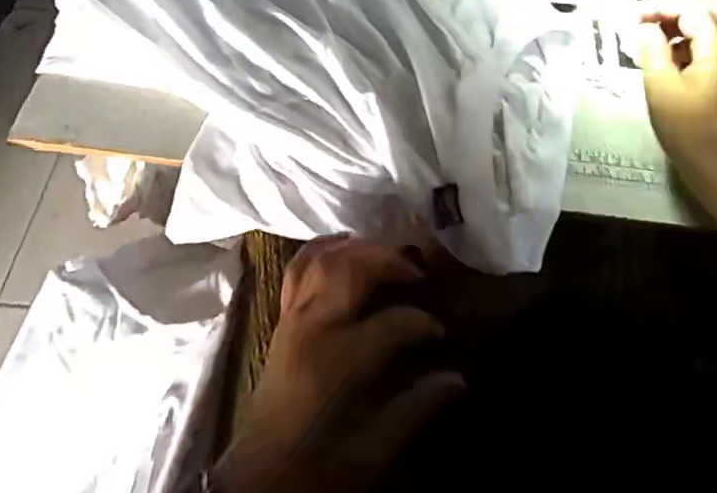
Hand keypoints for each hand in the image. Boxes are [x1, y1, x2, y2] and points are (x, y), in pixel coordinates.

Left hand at [211, 236, 464, 492]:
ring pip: (325, 258)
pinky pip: (299, 267)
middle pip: (353, 268)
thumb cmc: (318, 468)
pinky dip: (324, 249)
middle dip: (391, 261)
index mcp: (337, 362)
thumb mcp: (373, 451)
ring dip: (360, 249)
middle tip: (417, 272)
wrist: (257, 482)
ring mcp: (292, 319)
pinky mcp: (281, 319)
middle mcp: (312, 328)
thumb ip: (416, 408)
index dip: (423, 323)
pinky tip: (346, 246)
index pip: (392, 323)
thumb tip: (459, 379)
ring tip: (387, 254)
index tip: (440, 333)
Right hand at [632, 0, 716, 217]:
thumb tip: (647, 26)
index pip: (690, 8)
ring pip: (713, 31)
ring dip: (684, 30)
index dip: (660, 7)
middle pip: (707, 13)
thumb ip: (652, 48)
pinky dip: (693, 47)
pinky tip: (672, 65)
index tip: (634, 19)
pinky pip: (715, 51)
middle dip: (675, 13)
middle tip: (646, 26)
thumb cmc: (690, 131)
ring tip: (654, 45)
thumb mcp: (660, 86)